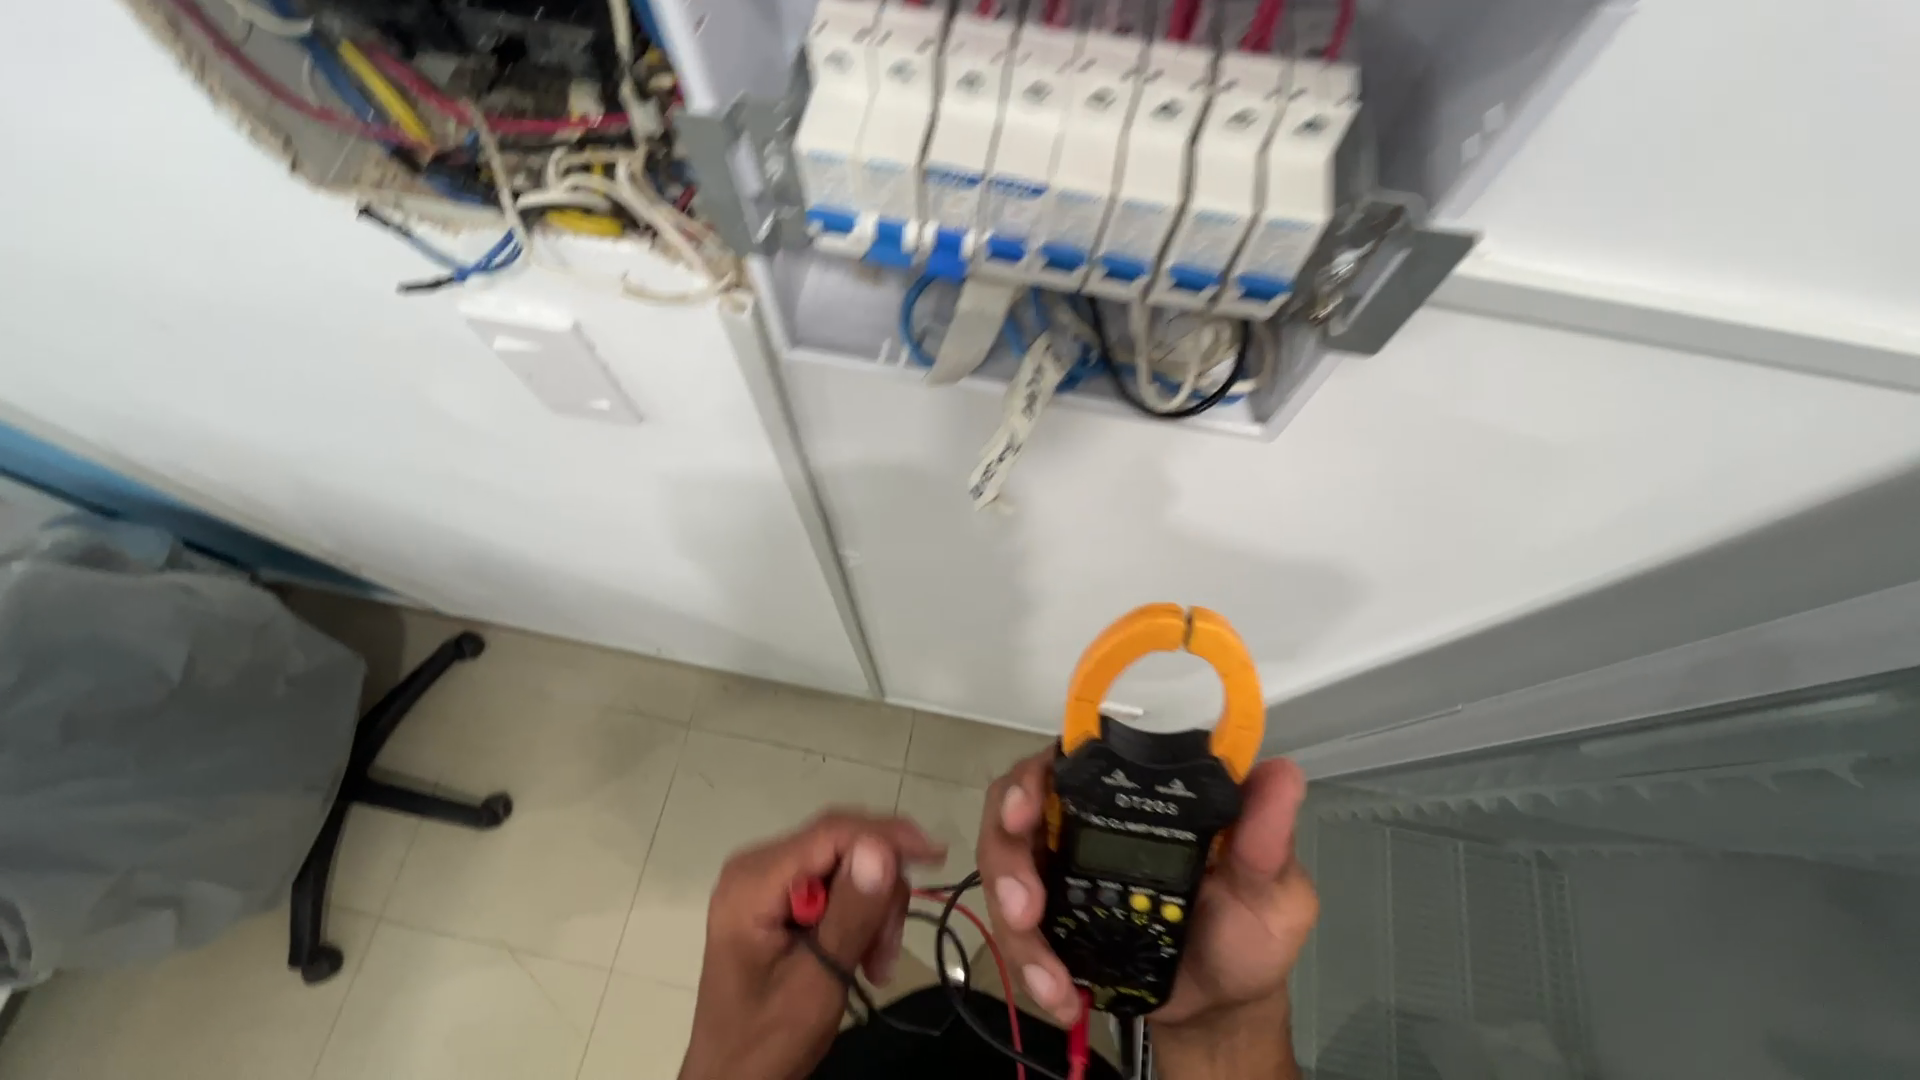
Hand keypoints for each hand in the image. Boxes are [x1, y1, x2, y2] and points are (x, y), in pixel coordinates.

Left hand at [679, 811, 946, 1079]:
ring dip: (873, 910)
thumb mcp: (815, 983)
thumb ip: (850, 914)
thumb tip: (882, 848)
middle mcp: (759, 866)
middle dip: (878, 891)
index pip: (832, 833)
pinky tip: (863, 958)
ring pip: (847, 865)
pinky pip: (837, 885)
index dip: (886, 837)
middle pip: (843, 846)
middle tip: (889, 948)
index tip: (934, 856)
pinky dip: (860, 916)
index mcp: (754, 880)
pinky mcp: (780, 897)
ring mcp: (769, 880)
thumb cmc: (765, 1042)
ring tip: (876, 965)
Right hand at [976, 752, 1315, 1072]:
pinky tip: (1057, 994)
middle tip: (1025, 907)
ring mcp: (1060, 866)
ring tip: (1048, 976)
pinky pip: (1012, 924)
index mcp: (1133, 798)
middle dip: (1007, 855)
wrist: (1217, 1010)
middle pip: (1016, 807)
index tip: (1024, 808)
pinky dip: (1025, 961)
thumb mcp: (1271, 893)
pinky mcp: (1047, 914)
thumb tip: (1281, 774)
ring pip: (1003, 865)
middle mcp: (1086, 819)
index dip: (1036, 774)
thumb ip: (1266, 843)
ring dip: (1012, 919)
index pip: (1072, 758)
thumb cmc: (1247, 937)